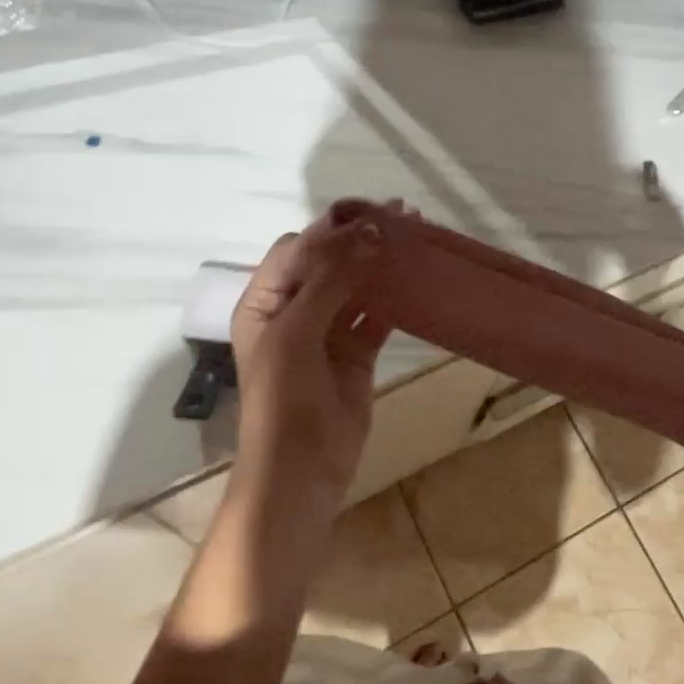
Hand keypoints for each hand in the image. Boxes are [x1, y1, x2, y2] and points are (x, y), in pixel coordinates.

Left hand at [229, 210, 391, 495]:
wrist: (300, 471)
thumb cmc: (284, 398)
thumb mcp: (296, 331)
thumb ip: (331, 279)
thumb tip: (368, 233)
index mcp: (265, 302)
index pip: (298, 249)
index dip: (332, 229)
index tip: (374, 212)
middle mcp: (295, 311)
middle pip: (330, 263)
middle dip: (362, 239)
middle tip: (405, 216)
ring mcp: (328, 333)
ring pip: (357, 286)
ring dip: (382, 265)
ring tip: (418, 239)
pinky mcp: (357, 355)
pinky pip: (377, 316)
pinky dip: (395, 297)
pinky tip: (418, 279)